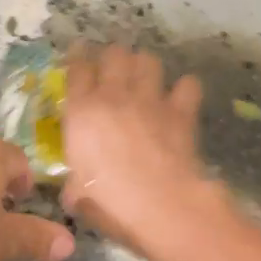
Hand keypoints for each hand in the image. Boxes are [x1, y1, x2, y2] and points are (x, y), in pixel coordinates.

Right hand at [59, 43, 234, 260]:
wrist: (162, 207)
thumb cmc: (111, 204)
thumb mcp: (78, 196)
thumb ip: (74, 184)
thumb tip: (72, 191)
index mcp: (82, 111)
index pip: (77, 68)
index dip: (77, 56)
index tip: (78, 54)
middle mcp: (114, 96)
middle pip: (114, 53)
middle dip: (113, 57)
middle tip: (113, 70)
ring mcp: (150, 100)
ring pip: (148, 60)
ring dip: (145, 66)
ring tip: (144, 79)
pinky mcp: (180, 111)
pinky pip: (187, 85)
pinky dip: (184, 89)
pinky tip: (181, 98)